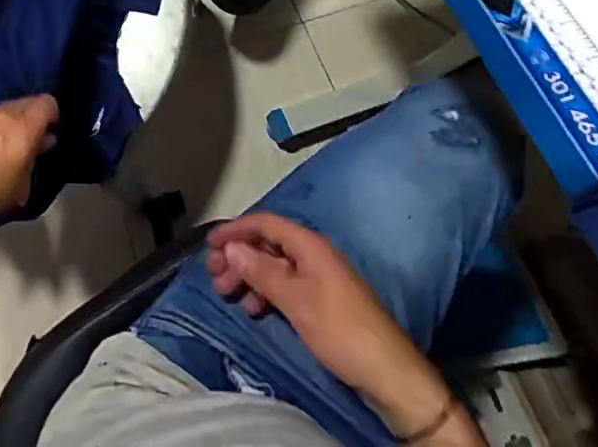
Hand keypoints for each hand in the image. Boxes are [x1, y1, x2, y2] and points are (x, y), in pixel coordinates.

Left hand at [0, 96, 57, 230]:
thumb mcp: (21, 182)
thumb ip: (35, 156)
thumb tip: (43, 141)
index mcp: (23, 128)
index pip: (47, 103)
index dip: (53, 115)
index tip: (50, 133)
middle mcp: (4, 114)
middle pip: (29, 101)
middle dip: (34, 117)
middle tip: (33, 140)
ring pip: (9, 107)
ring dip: (16, 120)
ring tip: (10, 145)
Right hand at [208, 213, 473, 443]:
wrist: (387, 373)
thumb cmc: (340, 330)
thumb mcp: (296, 300)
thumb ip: (262, 271)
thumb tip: (232, 247)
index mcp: (309, 244)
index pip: (265, 223)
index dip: (235, 229)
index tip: (209, 244)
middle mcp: (312, 253)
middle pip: (267, 243)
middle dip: (238, 255)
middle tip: (215, 275)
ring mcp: (317, 276)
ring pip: (273, 265)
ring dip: (248, 275)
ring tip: (229, 295)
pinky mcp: (320, 299)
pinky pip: (284, 285)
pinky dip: (265, 292)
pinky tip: (254, 308)